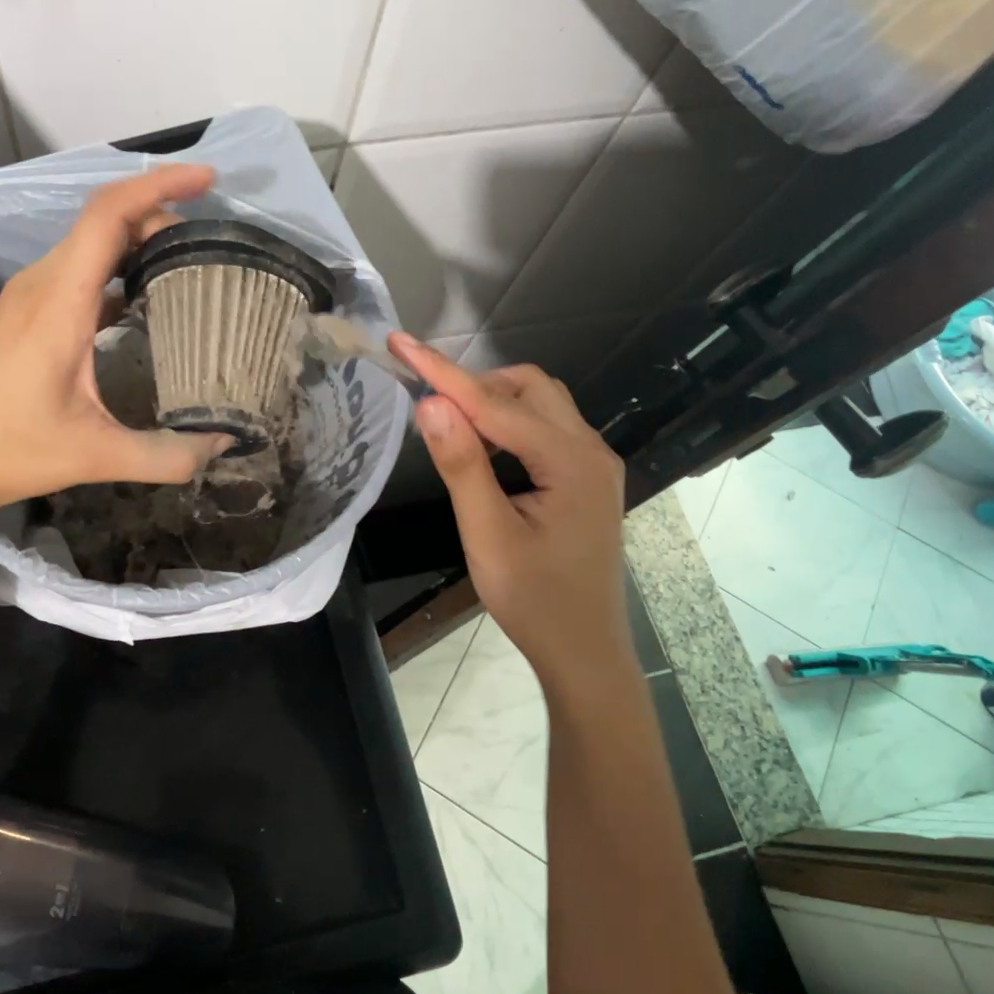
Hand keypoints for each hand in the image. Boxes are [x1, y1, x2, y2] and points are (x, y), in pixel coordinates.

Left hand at [0, 164, 232, 536]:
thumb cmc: (12, 451)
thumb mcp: (97, 457)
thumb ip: (166, 454)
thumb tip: (224, 442)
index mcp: (58, 302)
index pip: (107, 215)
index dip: (158, 186)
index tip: (207, 179)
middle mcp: (41, 285)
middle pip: (103, 222)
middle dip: (159, 217)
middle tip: (210, 245)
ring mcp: (29, 297)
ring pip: (89, 245)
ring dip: (137, 242)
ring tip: (188, 266)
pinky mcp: (26, 314)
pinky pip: (79, 272)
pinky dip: (117, 270)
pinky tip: (146, 300)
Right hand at [387, 333, 629, 668]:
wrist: (583, 651)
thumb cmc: (534, 601)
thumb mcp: (488, 535)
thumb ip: (462, 466)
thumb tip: (430, 405)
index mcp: (570, 461)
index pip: (495, 403)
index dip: (442, 372)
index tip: (399, 342)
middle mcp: (591, 450)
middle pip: (529, 388)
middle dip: (474, 384)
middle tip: (428, 407)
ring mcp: (594, 465)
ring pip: (540, 405)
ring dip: (493, 404)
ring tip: (450, 429)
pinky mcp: (586, 480)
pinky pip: (547, 430)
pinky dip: (509, 425)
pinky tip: (484, 451)